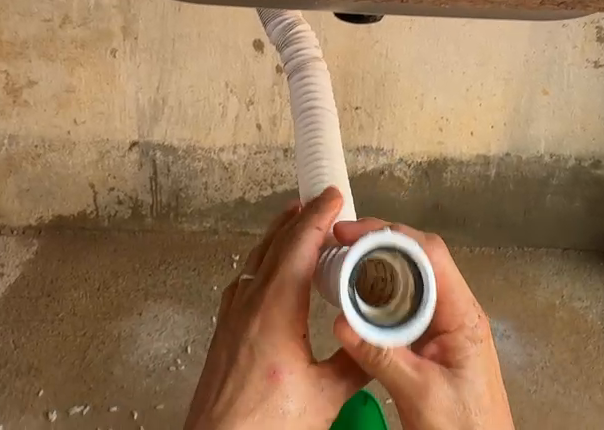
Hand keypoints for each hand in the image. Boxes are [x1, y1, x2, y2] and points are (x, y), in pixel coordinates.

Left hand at [185, 187, 368, 429]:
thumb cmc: (267, 425)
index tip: (334, 196)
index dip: (318, 215)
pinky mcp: (225, 328)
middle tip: (322, 201)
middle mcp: (250, 301)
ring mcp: (233, 313)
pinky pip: (246, 277)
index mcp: (276, 307)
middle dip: (301, 217)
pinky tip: (270, 268)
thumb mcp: (325, 398)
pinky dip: (264, 258)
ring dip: (279, 234)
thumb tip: (379, 338)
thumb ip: (355, 363)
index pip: (300, 245)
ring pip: (257, 257)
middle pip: (276, 243)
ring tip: (298, 220)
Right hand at [329, 220, 512, 429]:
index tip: (351, 232)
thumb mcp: (420, 394)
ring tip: (343, 260)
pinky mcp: (433, 340)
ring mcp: (445, 324)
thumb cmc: (463, 429)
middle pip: (418, 257)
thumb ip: (381, 356)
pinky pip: (405, 304)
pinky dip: (380, 293)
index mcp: (462, 312)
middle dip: (379, 243)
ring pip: (411, 278)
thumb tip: (338, 321)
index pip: (429, 253)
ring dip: (378, 265)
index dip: (389, 234)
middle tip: (340, 241)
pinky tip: (357, 296)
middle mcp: (456, 309)